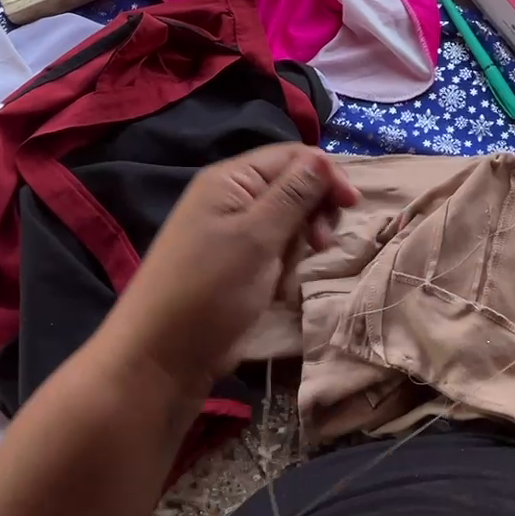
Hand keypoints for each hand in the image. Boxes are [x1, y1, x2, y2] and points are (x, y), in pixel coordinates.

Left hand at [102, 143, 360, 392]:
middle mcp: (231, 197)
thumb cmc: (209, 290)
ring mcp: (233, 231)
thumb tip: (323, 157)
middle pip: (293, 186)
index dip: (325, 174)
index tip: (353, 206)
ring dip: (299, 245)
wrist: (161, 360)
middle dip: (313, 213)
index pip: (292, 156)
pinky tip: (279, 289)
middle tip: (321, 245)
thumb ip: (294, 194)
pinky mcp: (237, 263)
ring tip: (290, 274)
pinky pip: (275, 249)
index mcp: (230, 179)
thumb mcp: (257, 237)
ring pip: (288, 221)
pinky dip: (285, 266)